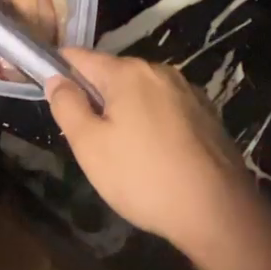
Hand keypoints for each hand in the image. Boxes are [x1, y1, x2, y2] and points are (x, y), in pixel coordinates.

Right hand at [46, 50, 265, 266]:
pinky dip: (153, 124)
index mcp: (127, 72)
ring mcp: (188, 92)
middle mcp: (159, 71)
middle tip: (89, 140)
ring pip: (141, 93)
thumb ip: (67, 106)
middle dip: (96, 98)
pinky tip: (156, 158)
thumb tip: (56, 79)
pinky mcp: (207, 115)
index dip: (59, 71)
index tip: (51, 95)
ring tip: (124, 154)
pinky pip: (166, 110)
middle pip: (113, 75)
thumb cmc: (144, 177)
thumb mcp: (90, 146)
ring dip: (126, 113)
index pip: (80, 56)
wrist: (219, 212)